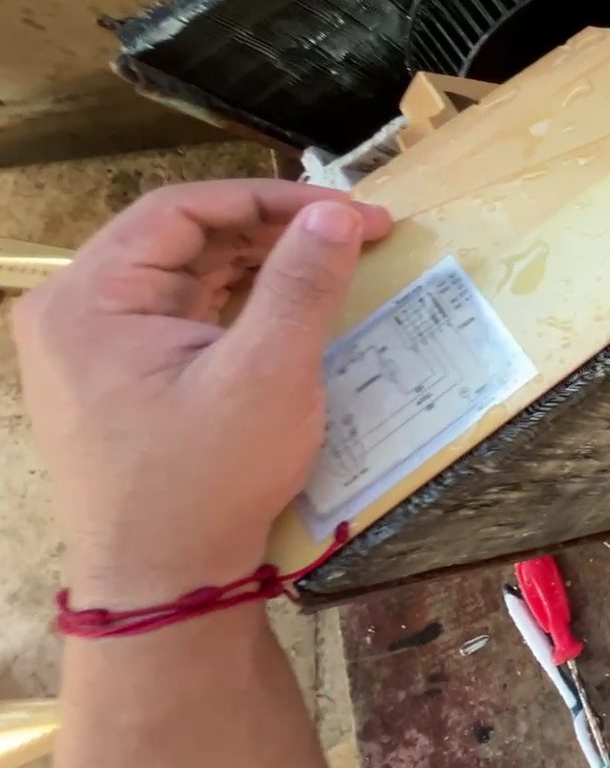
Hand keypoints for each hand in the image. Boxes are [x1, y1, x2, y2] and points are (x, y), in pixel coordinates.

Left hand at [11, 180, 391, 607]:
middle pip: (189, 234)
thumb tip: (339, 212)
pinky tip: (307, 297)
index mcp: (92, 300)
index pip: (182, 210)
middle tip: (365, 232)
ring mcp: (111, 341)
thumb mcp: (268, 373)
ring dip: (275, 255)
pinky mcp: (143, 367)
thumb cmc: (210, 471)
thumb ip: (302, 286)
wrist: (170, 570)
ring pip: (200, 267)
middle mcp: (87, 310)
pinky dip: (260, 291)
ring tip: (345, 257)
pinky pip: (204, 305)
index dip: (274, 198)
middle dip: (282, 224)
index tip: (354, 213)